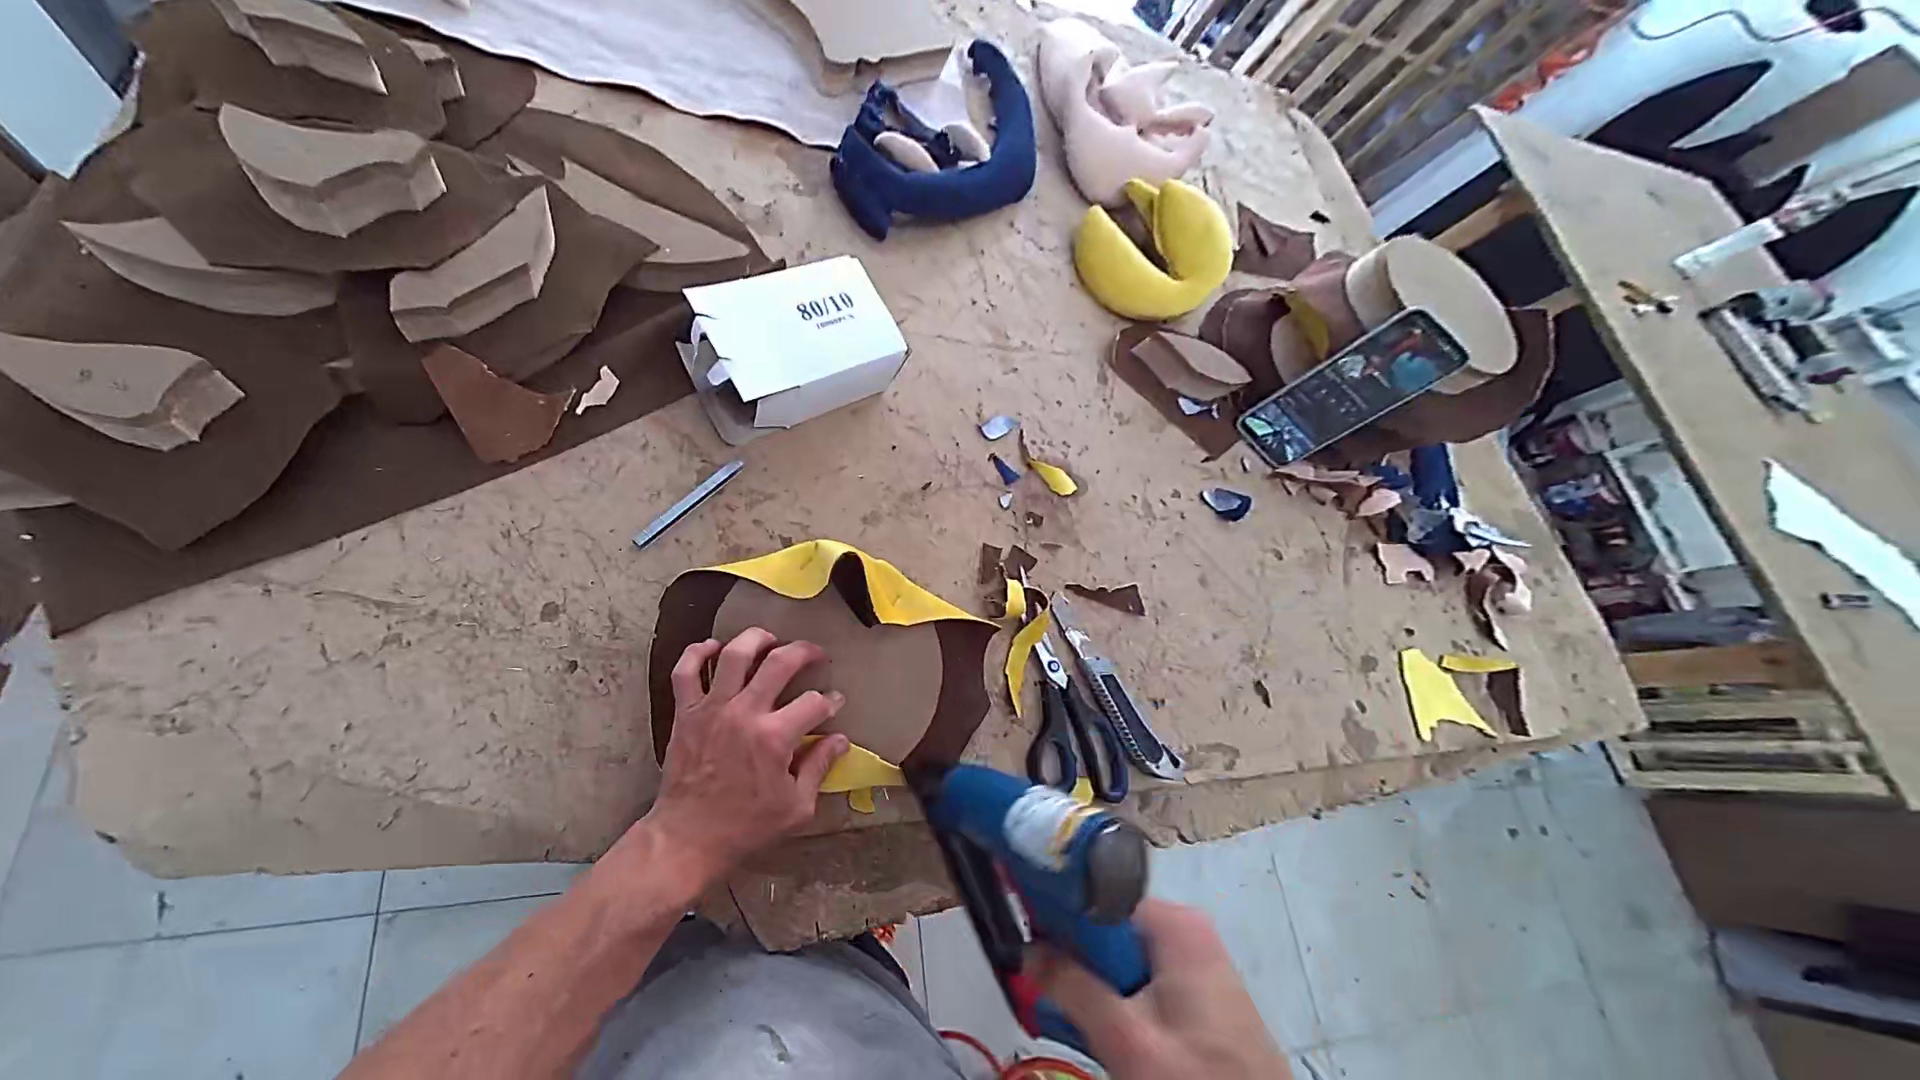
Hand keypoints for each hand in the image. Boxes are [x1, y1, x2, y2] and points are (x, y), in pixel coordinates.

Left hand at [640, 628, 849, 888]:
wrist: (687, 839)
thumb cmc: (745, 827)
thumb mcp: (796, 807)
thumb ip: (819, 767)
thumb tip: (840, 740)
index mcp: (775, 737)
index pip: (814, 703)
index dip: (831, 701)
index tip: (834, 704)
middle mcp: (744, 713)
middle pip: (780, 661)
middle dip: (805, 651)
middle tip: (815, 655)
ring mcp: (712, 709)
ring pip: (735, 654)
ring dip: (757, 639)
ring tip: (771, 640)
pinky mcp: (686, 714)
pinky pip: (686, 671)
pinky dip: (698, 652)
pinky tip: (715, 647)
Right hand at [1032, 900, 1290, 1079]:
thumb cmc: (1200, 1078)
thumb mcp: (1128, 1040)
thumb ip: (1073, 988)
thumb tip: (1026, 950)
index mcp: (1174, 922)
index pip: (1098, 894)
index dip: (1059, 913)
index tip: (1027, 934)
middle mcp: (1185, 927)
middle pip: (1107, 926)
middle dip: (1078, 959)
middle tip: (1050, 992)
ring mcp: (1194, 957)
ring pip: (1120, 955)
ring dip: (1095, 984)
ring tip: (1079, 1019)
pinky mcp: (1197, 986)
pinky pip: (1141, 975)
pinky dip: (1119, 997)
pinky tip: (1111, 1030)